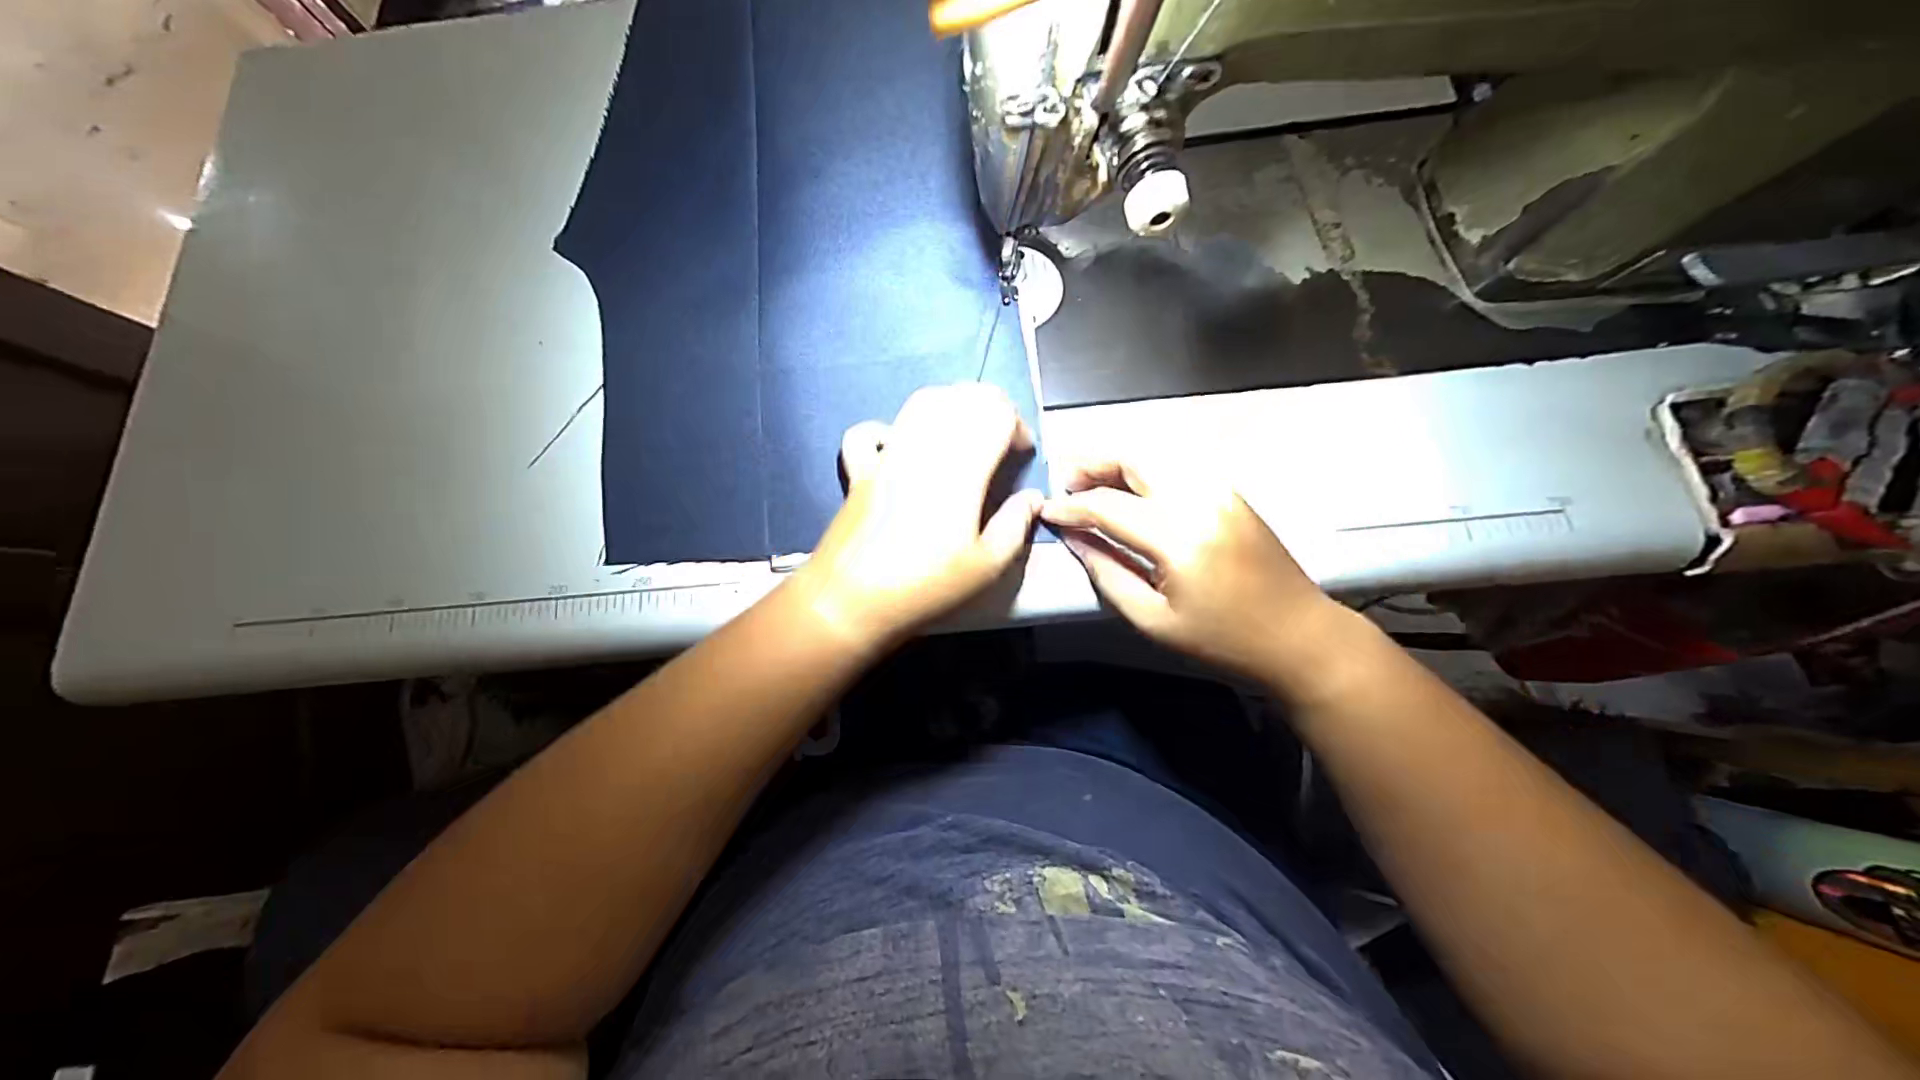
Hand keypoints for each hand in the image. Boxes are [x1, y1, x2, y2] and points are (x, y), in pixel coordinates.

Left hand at [789, 384, 1042, 650]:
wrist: (851, 600)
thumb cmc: (925, 586)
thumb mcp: (986, 566)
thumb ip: (1015, 525)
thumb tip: (1032, 498)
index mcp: (961, 467)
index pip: (996, 411)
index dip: (1017, 426)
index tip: (1020, 457)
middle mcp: (924, 447)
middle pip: (962, 395)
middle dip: (989, 408)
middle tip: (998, 444)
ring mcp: (887, 454)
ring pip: (921, 401)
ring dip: (950, 407)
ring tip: (961, 441)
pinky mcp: (859, 470)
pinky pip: (869, 432)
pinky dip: (888, 430)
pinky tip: (900, 449)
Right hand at [1040, 459, 1365, 692]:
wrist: (1299, 636)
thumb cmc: (1223, 640)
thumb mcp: (1154, 621)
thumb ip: (1107, 575)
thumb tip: (1074, 538)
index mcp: (1180, 538)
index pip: (1109, 507)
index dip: (1071, 507)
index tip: (1046, 511)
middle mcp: (1200, 501)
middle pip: (1136, 461)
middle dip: (1094, 464)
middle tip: (1064, 481)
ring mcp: (1221, 492)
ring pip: (1158, 457)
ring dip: (1120, 463)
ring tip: (1091, 480)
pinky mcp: (1232, 494)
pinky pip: (1180, 467)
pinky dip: (1148, 469)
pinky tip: (1131, 488)